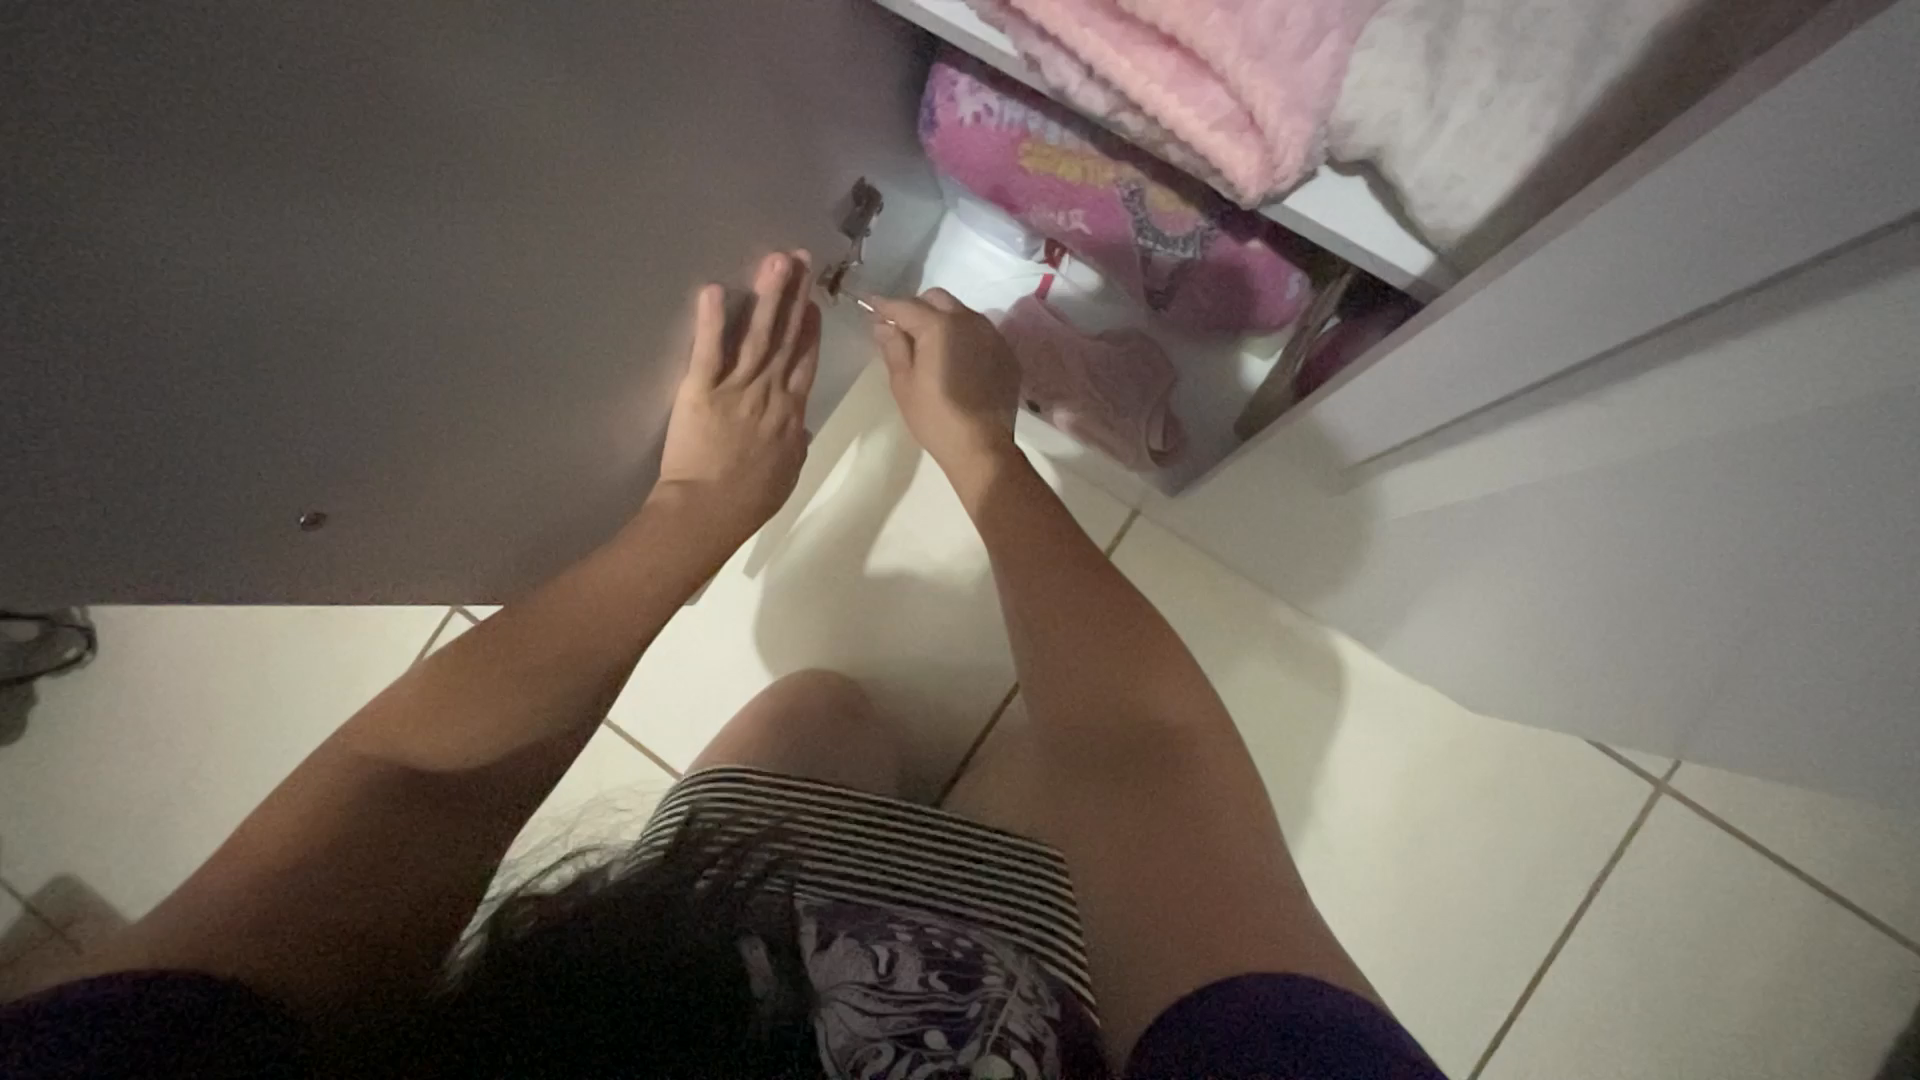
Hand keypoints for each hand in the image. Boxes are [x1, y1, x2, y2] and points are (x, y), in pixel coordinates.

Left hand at [653, 250, 819, 554]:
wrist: (710, 512)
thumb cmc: (750, 500)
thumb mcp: (788, 473)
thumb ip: (796, 443)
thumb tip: (801, 427)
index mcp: (791, 414)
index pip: (804, 363)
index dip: (809, 330)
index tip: (813, 303)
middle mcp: (769, 393)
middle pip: (786, 339)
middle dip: (794, 297)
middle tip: (799, 259)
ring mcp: (736, 390)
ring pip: (757, 336)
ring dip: (768, 296)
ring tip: (775, 261)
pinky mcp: (701, 390)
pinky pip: (709, 351)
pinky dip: (713, 321)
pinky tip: (716, 290)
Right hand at [865, 288, 1021, 485]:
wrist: (982, 447)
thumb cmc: (935, 419)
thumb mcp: (904, 384)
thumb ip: (893, 347)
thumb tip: (884, 325)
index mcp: (939, 326)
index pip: (905, 306)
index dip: (885, 306)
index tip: (871, 307)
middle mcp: (970, 321)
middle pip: (937, 300)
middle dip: (917, 308)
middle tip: (902, 330)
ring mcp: (993, 336)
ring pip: (962, 313)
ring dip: (943, 320)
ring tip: (931, 346)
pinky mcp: (1006, 353)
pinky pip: (980, 334)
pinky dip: (964, 338)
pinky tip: (957, 361)